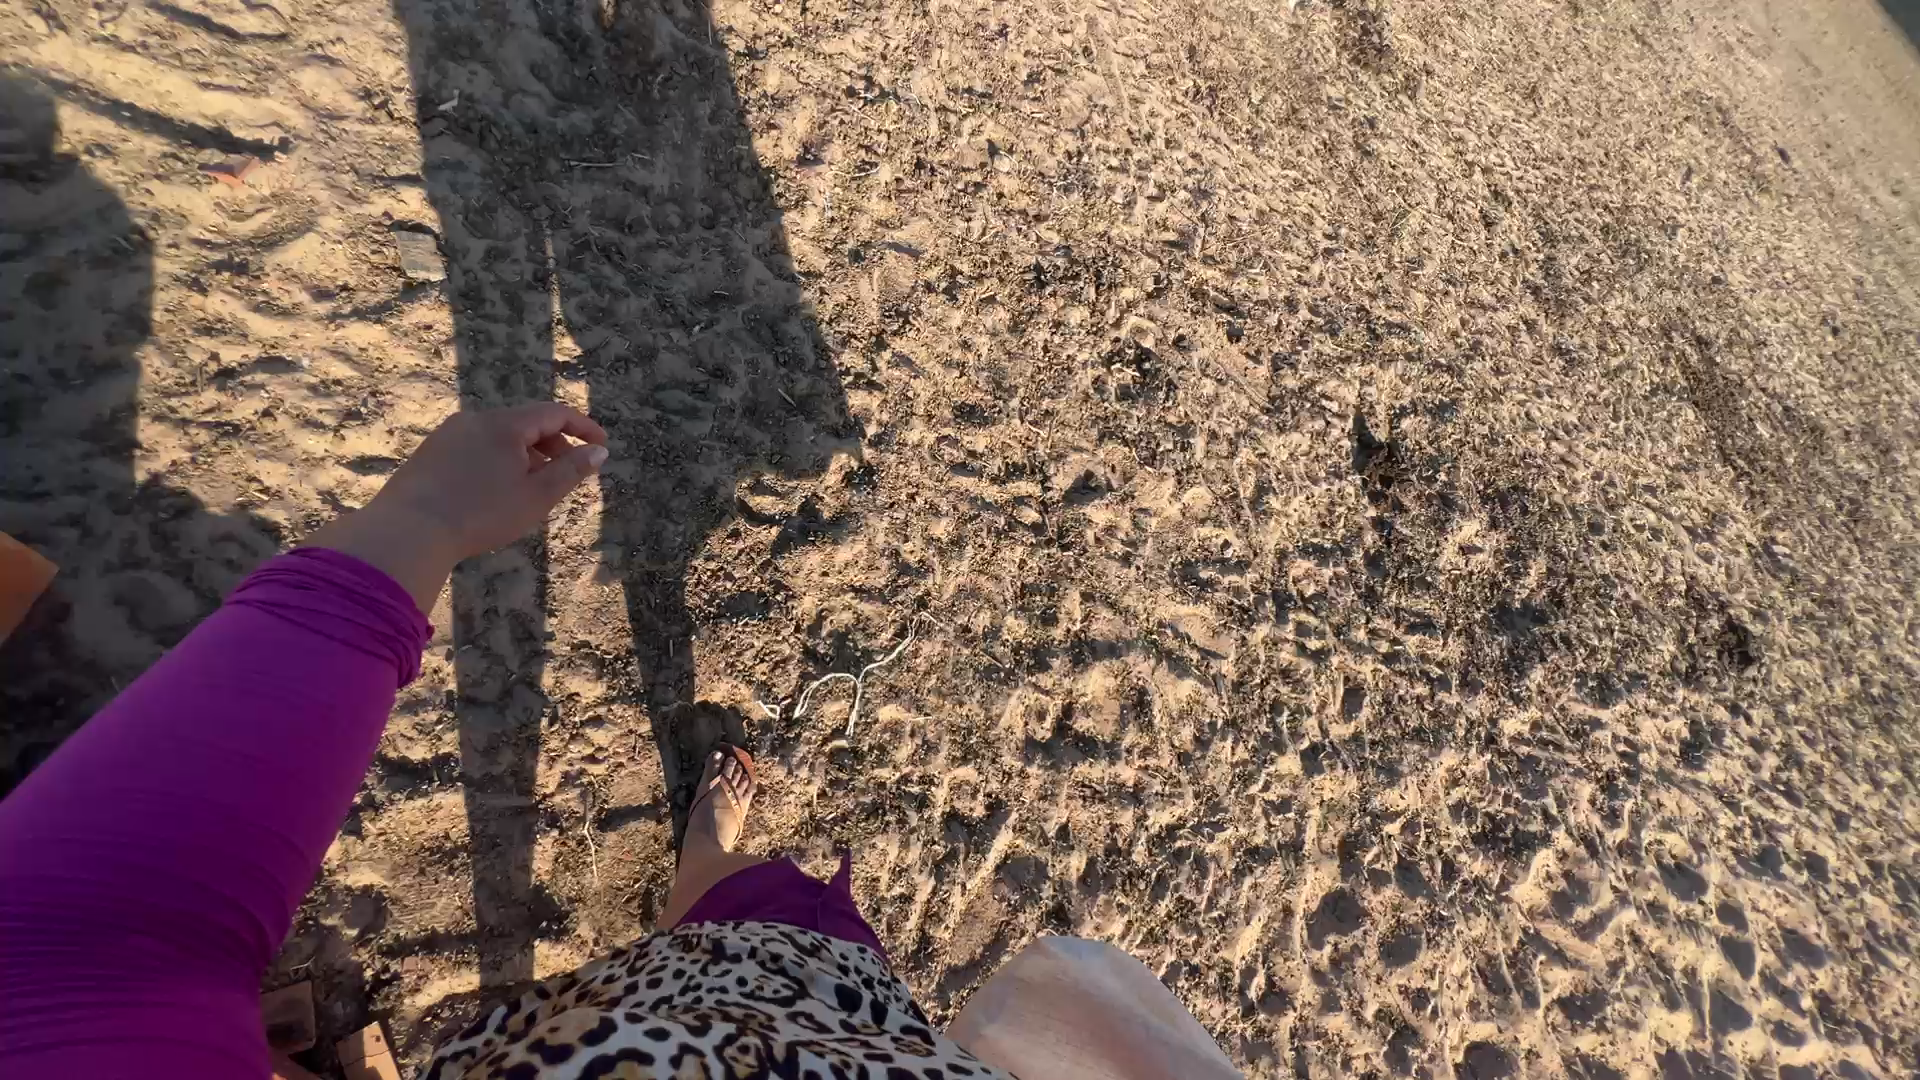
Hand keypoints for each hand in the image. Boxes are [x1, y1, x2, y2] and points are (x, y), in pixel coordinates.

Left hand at [307, 404, 608, 609]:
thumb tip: (599, 451)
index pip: (554, 413)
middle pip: (527, 422)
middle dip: (556, 443)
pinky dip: (503, 458)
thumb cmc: (483, 512)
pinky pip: (479, 445)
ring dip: (529, 453)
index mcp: (504, 424)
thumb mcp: (538, 495)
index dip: (584, 426)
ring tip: (538, 483)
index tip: (603, 444)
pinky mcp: (431, 452)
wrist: (408, 531)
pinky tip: (502, 487)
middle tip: (572, 469)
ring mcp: (449, 434)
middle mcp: (475, 419)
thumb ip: (573, 470)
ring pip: (502, 435)